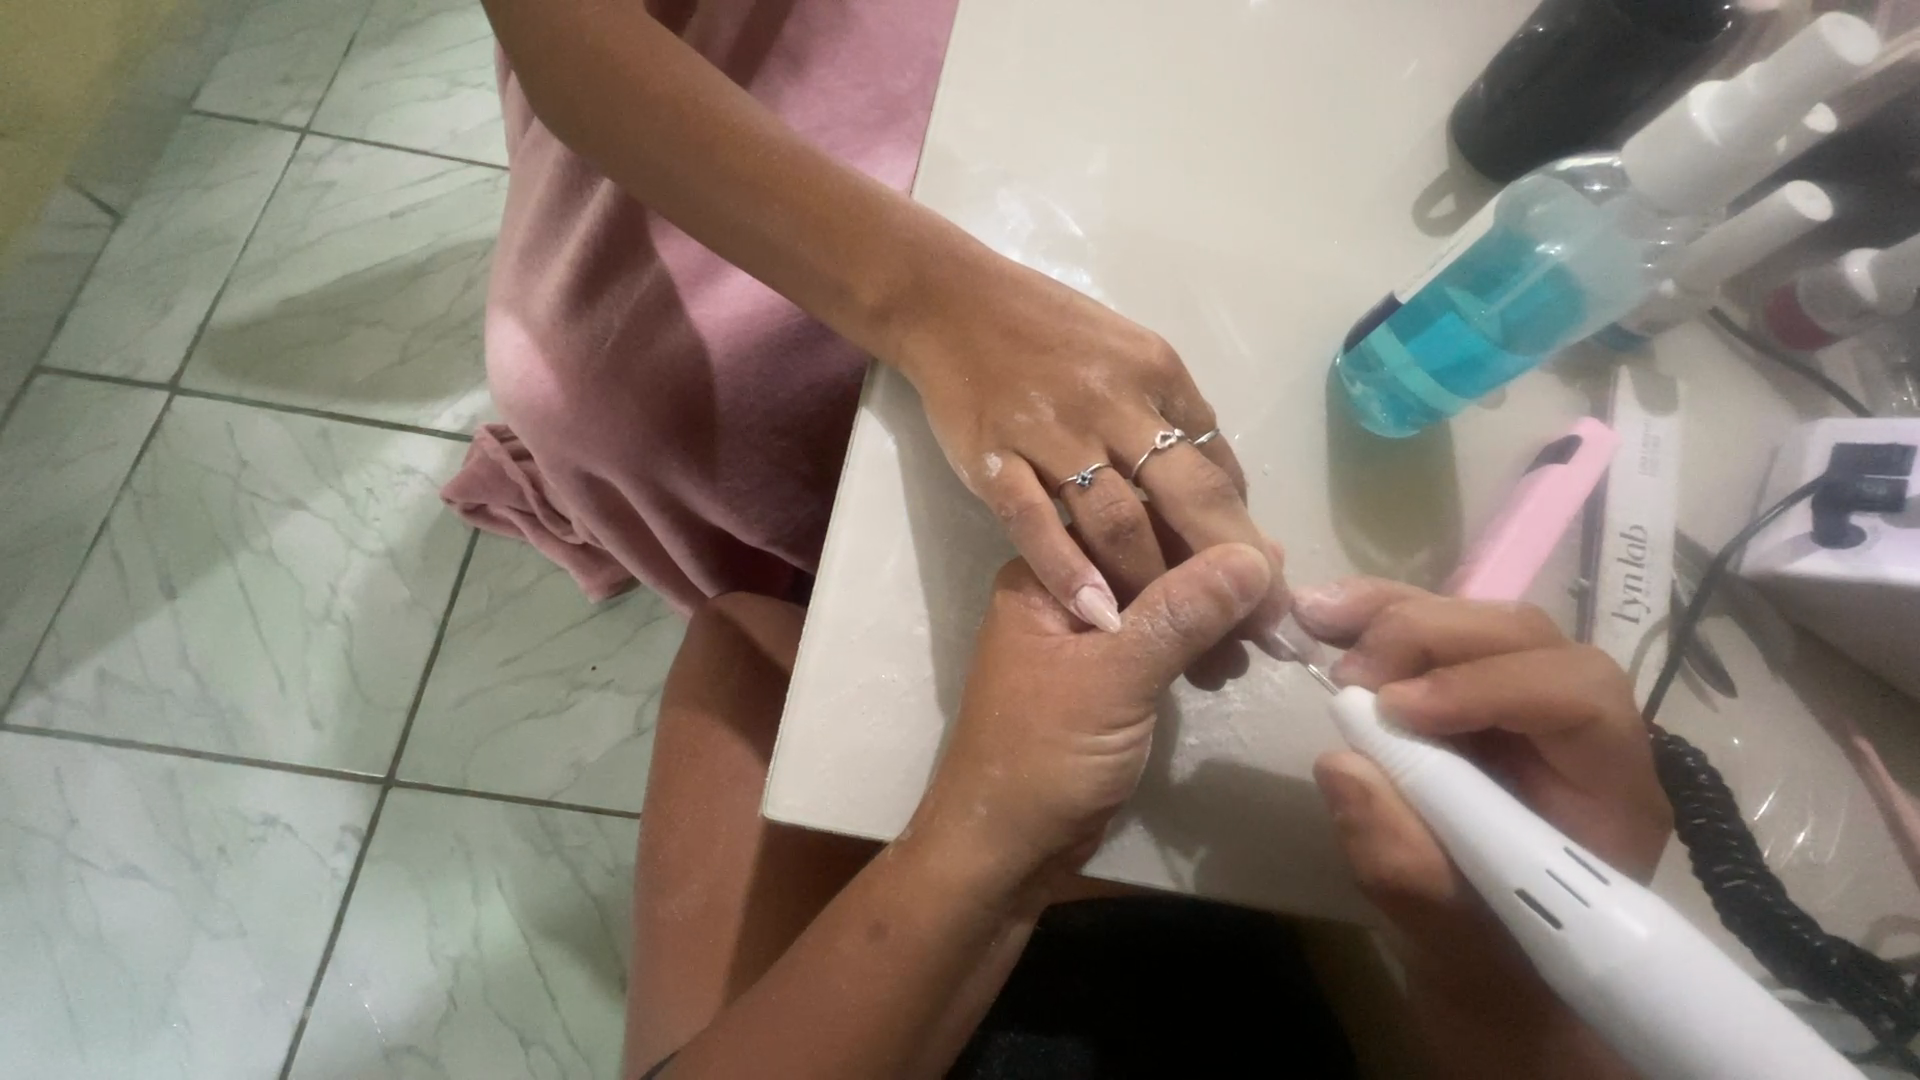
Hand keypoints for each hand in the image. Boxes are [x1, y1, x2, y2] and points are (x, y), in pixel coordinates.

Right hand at [889, 250, 1289, 682]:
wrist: (950, 302)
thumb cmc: (1045, 329)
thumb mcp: (1128, 352)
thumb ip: (1171, 415)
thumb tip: (1218, 483)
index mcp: (1156, 373)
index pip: (1218, 465)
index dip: (1248, 533)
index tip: (1266, 587)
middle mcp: (1114, 402)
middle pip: (1188, 496)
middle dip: (1231, 571)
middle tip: (1258, 635)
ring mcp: (1052, 432)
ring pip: (1116, 519)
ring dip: (1154, 584)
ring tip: (1180, 642)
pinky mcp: (994, 458)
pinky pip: (1034, 522)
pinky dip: (1068, 570)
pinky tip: (1098, 615)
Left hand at [908, 544, 1270, 891]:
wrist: (1004, 848)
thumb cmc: (1042, 757)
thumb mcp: (1112, 680)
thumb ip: (1180, 615)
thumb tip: (1255, 555)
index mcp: (1043, 572)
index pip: (1127, 521)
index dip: (1199, 533)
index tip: (1270, 560)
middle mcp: (1061, 589)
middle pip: (1148, 557)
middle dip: (1213, 578)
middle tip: (1275, 609)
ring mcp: (1082, 631)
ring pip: (1159, 599)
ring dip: (1211, 614)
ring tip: (1260, 640)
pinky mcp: (1103, 670)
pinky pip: (1157, 638)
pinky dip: (1195, 643)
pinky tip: (1228, 659)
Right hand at [1291, 577, 1670, 1079]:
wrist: (1490, 959)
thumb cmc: (1493, 960)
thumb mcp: (1452, 942)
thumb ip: (1407, 869)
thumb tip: (1342, 764)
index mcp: (1603, 789)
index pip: (1577, 696)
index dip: (1486, 686)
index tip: (1394, 711)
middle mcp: (1570, 727)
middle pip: (1521, 636)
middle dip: (1427, 635)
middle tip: (1347, 672)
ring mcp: (1514, 698)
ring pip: (1471, 618)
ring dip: (1390, 611)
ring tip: (1316, 617)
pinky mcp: (1461, 689)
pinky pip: (1426, 631)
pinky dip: (1370, 616)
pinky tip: (1321, 615)